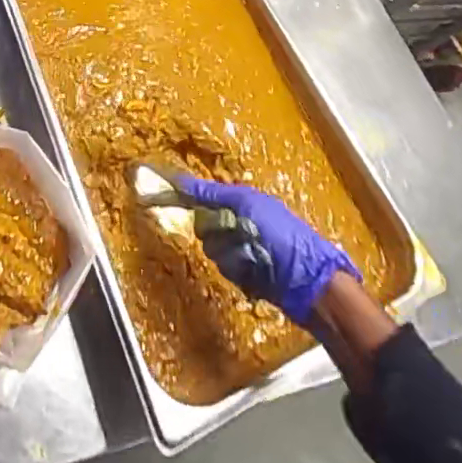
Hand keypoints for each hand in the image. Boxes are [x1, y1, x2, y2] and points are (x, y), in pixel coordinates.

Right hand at [175, 175, 359, 323]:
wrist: (307, 281)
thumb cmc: (281, 235)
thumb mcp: (249, 205)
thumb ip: (214, 193)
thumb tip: (181, 181)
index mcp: (242, 200)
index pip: (202, 195)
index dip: (181, 195)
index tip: (153, 197)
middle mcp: (239, 221)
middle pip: (203, 224)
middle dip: (217, 231)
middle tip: (238, 233)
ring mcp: (241, 247)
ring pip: (212, 248)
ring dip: (230, 253)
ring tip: (253, 257)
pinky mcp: (243, 271)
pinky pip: (224, 267)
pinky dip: (238, 269)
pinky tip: (255, 272)